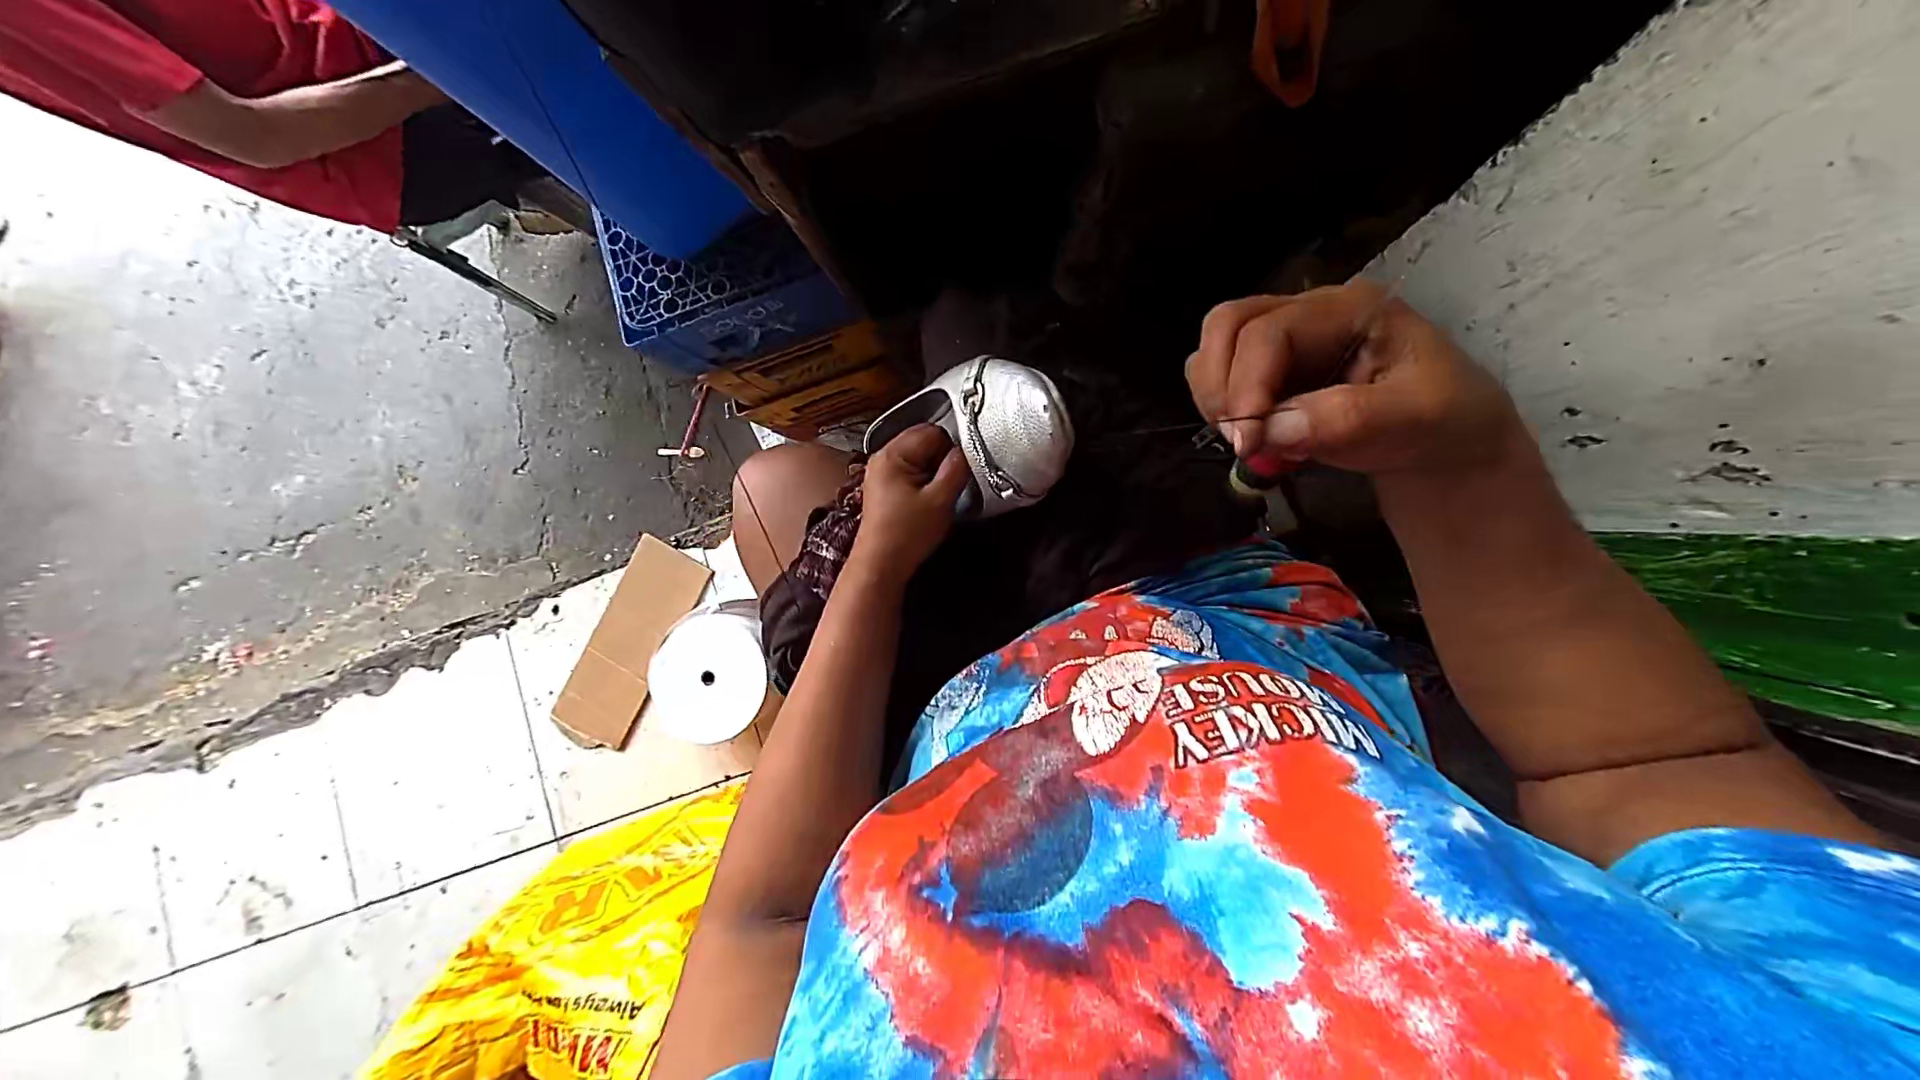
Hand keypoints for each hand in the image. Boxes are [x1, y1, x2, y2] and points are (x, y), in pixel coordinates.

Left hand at [849, 424, 970, 586]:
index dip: (951, 449)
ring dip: (933, 473)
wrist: (881, 565)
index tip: (959, 472)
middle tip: (946, 487)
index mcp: (892, 454)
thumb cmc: (907, 534)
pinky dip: (923, 483)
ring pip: (919, 458)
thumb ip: (957, 468)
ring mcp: (881, 472)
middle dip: (941, 460)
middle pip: (924, 442)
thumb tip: (967, 449)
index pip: (932, 431)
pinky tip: (925, 503)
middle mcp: (882, 457)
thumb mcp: (941, 499)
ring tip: (935, 498)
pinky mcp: (884, 487)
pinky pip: (911, 472)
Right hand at [1186, 281, 1524, 477]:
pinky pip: (1218, 379)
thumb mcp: (1414, 419)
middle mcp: (1306, 314)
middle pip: (1227, 324)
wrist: (1443, 448)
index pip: (1269, 332)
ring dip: (1214, 397)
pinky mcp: (1267, 373)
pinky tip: (1249, 435)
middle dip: (1219, 384)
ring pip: (1214, 349)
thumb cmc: (1439, 424)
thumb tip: (1271, 429)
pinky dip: (1219, 408)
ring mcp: (1282, 342)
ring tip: (1245, 438)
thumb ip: (1346, 418)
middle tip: (1240, 438)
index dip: (1247, 385)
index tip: (1248, 442)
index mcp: (1348, 309)